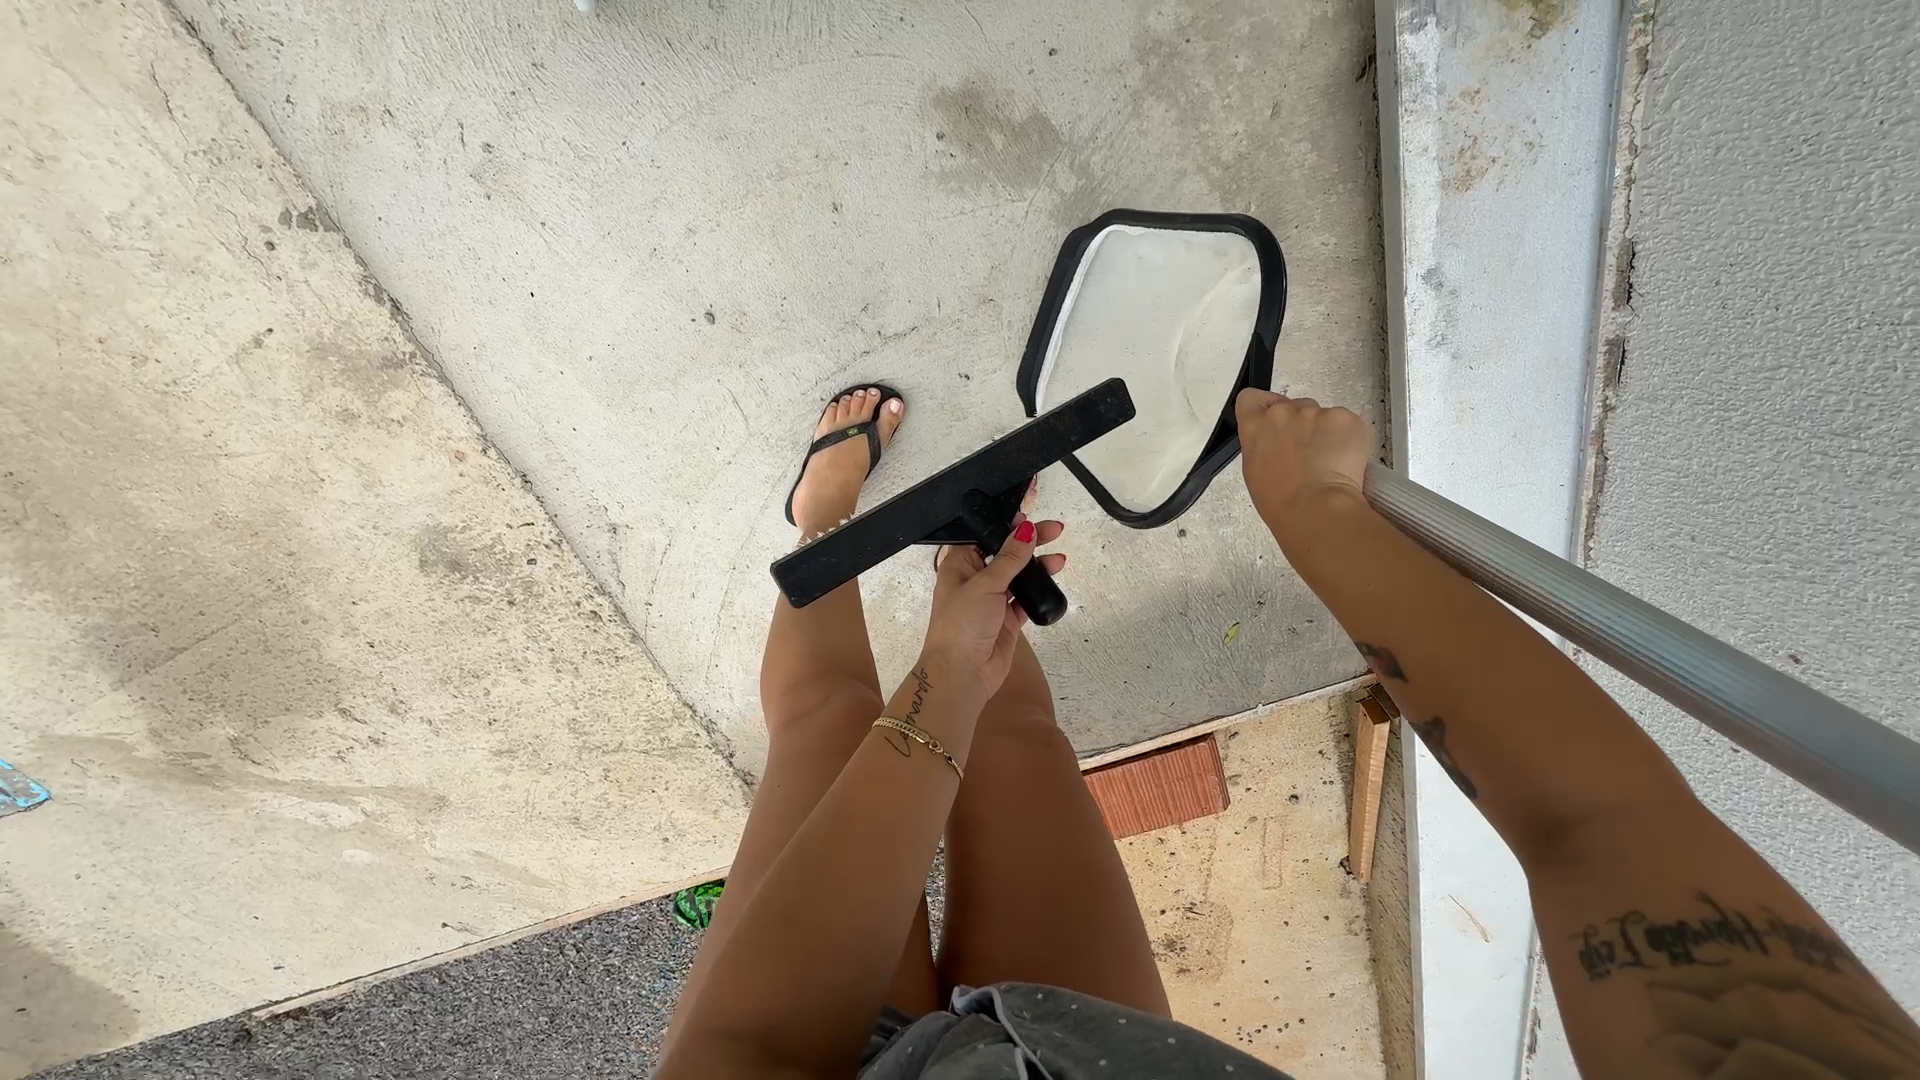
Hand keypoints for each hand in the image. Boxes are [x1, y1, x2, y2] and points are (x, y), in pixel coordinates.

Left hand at [922, 517, 1066, 698]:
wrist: (962, 673)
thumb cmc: (961, 624)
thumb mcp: (985, 584)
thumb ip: (1010, 558)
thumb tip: (1026, 530)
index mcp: (958, 565)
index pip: (984, 537)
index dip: (1005, 525)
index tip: (1027, 516)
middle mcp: (974, 580)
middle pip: (1005, 554)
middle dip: (1029, 542)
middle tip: (1054, 530)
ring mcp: (991, 601)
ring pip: (1018, 576)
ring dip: (1037, 566)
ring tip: (1058, 559)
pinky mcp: (1007, 620)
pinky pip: (1025, 599)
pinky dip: (1038, 590)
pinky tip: (1051, 581)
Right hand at [1236, 388, 1373, 534]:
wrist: (1314, 507)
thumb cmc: (1281, 500)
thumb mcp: (1254, 471)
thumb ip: (1261, 444)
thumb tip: (1275, 442)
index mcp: (1255, 426)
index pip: (1252, 399)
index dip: (1263, 407)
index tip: (1271, 419)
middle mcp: (1283, 412)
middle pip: (1293, 406)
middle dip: (1300, 424)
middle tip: (1305, 453)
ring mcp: (1316, 413)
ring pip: (1322, 415)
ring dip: (1326, 432)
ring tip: (1326, 463)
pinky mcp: (1346, 418)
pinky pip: (1348, 424)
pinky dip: (1349, 439)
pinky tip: (1343, 462)